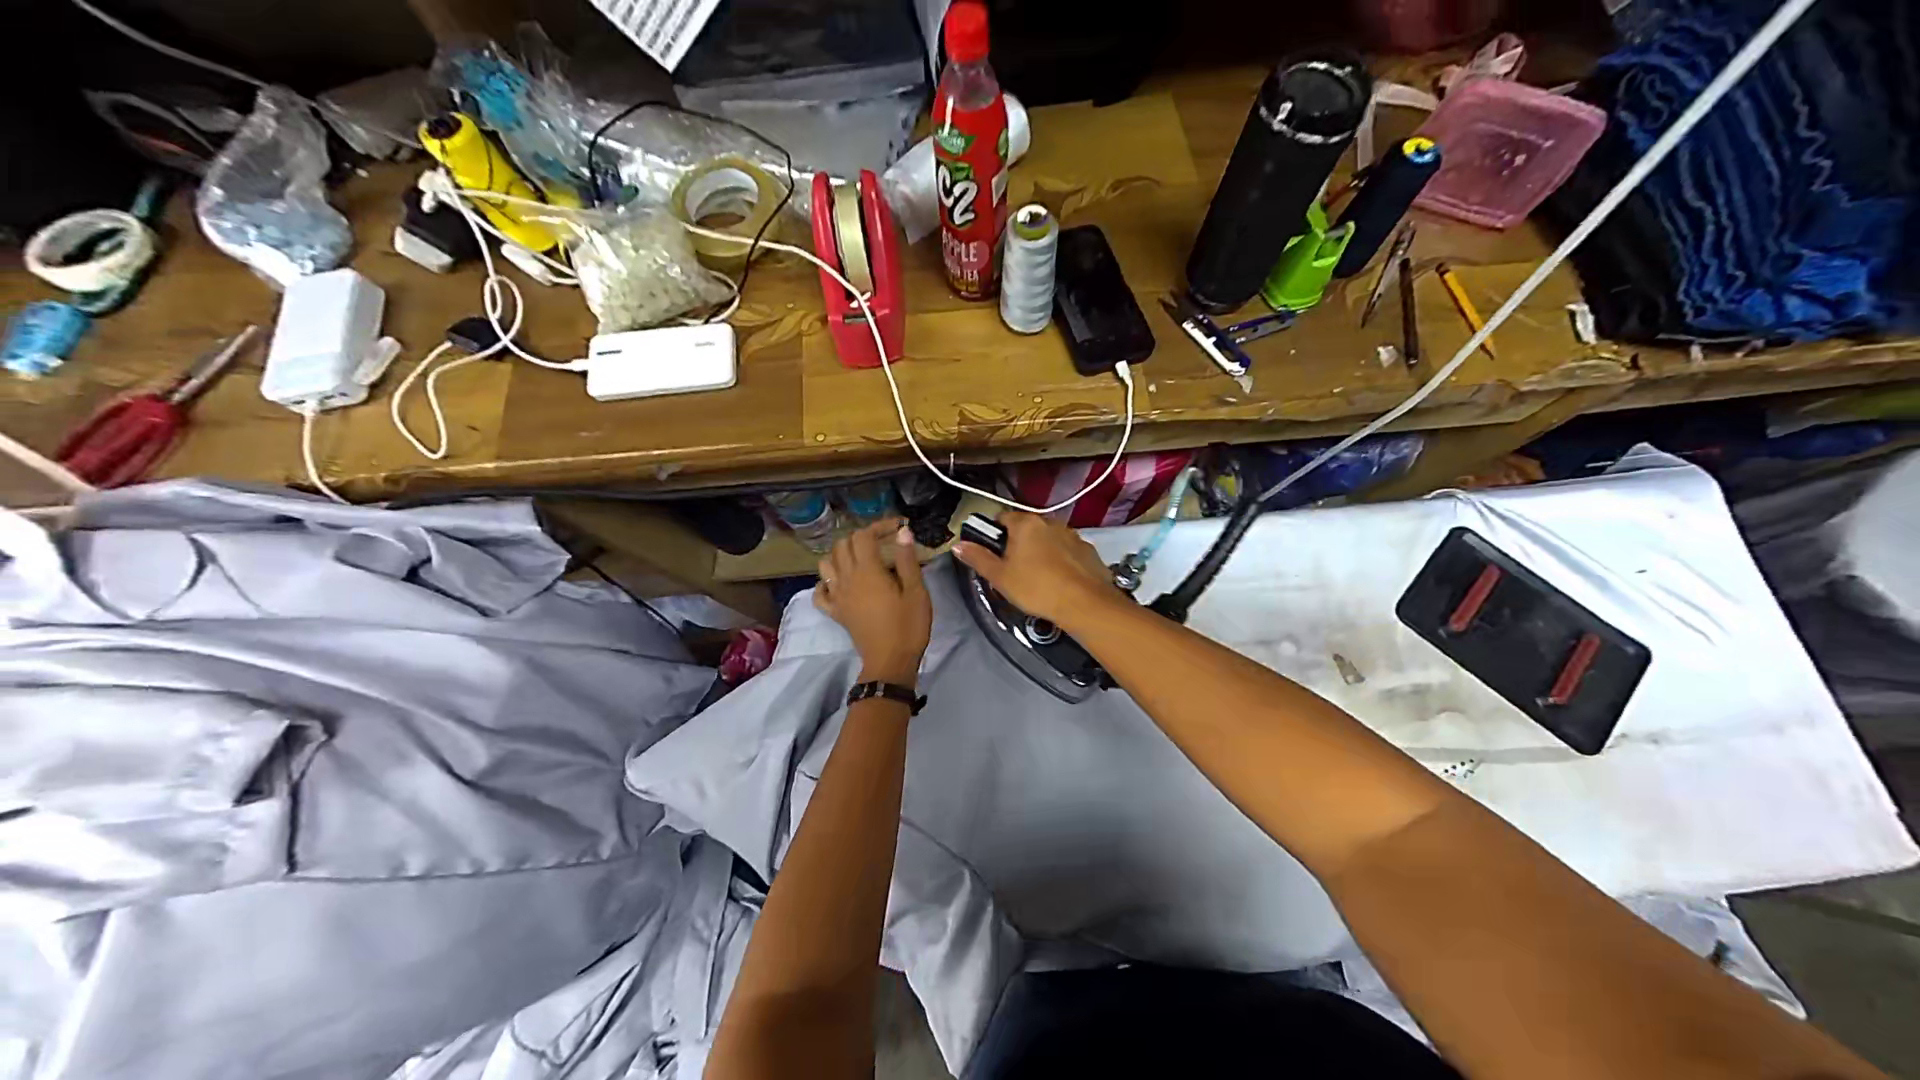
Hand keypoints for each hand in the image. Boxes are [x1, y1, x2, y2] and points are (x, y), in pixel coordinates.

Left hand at [814, 518, 931, 683]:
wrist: (890, 663)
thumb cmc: (908, 626)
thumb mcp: (916, 591)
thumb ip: (907, 560)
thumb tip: (902, 532)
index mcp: (868, 571)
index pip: (864, 536)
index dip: (880, 526)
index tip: (899, 526)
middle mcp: (847, 579)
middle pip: (842, 544)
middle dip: (861, 536)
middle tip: (883, 541)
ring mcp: (837, 596)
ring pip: (826, 563)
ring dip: (841, 554)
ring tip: (860, 557)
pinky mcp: (835, 612)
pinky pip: (820, 592)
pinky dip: (825, 582)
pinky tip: (839, 582)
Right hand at [952, 511, 1120, 627]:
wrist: (1085, 603)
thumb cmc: (1036, 588)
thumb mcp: (1000, 577)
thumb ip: (978, 558)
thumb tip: (959, 545)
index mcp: (1025, 524)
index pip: (1001, 518)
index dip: (994, 534)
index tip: (993, 554)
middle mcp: (1050, 522)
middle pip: (1026, 528)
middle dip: (1018, 544)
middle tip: (1013, 570)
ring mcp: (1072, 535)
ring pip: (1048, 540)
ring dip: (1042, 552)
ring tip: (1038, 579)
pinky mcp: (1089, 550)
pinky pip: (1068, 552)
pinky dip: (1062, 561)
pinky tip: (1059, 581)